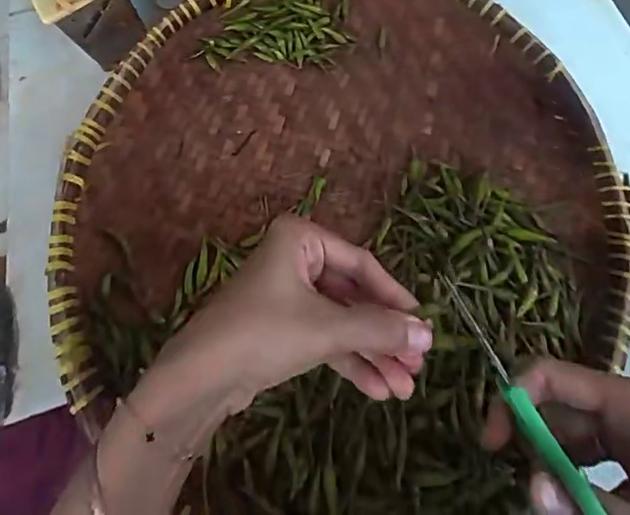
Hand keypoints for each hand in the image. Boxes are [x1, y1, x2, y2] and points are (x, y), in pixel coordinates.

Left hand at [149, 215, 433, 410]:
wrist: (200, 378)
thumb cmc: (263, 333)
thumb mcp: (325, 328)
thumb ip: (377, 328)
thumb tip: (429, 334)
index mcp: (301, 238)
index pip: (361, 263)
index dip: (394, 297)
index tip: (424, 326)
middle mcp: (295, 258)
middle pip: (353, 294)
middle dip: (384, 333)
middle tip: (418, 366)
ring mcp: (288, 293)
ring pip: (342, 320)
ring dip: (372, 352)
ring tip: (405, 388)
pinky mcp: (283, 326)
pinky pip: (325, 336)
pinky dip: (349, 361)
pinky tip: (379, 390)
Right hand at [480, 359, 629, 514]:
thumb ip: (593, 506)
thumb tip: (528, 487)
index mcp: (628, 403)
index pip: (550, 376)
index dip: (513, 399)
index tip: (490, 443)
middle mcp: (623, 409)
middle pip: (554, 410)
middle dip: (528, 442)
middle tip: (510, 480)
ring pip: (568, 442)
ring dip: (548, 467)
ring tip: (540, 498)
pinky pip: (589, 466)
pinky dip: (572, 484)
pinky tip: (567, 503)